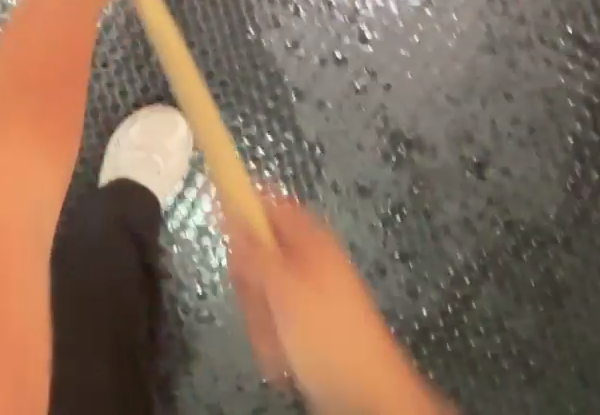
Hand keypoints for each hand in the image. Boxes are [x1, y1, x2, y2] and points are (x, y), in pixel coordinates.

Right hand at [229, 196, 451, 414]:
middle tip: (256, 301)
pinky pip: (274, 316)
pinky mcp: (309, 323)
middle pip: (259, 249)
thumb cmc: (327, 335)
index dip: (242, 210)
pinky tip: (281, 354)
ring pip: (262, 287)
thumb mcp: (282, 286)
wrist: (372, 399)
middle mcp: (309, 260)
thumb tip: (229, 205)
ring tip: (272, 337)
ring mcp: (310, 293)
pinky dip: (271, 334)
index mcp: (309, 239)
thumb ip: (253, 246)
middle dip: (250, 280)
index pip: (268, 204)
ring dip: (259, 314)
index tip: (226, 236)